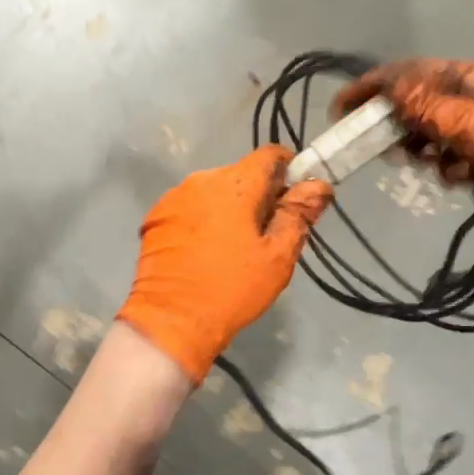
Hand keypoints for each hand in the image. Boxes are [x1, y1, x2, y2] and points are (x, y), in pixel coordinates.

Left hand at [115, 146, 333, 381]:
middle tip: (268, 233)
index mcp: (234, 183)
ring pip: (213, 191)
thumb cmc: (232, 288)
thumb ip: (298, 214)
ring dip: (228, 207)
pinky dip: (202, 219)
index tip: (295, 198)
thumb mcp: (277, 256)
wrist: (170, 319)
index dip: (288, 170)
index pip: (268, 155)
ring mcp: (173, 197)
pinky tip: (205, 250)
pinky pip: (189, 207)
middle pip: (240, 174)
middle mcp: (200, 179)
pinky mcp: (155, 216)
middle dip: (258, 195)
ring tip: (235, 246)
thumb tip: (318, 185)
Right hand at [333, 59, 473, 252]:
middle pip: (414, 100)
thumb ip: (426, 106)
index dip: (370, 87)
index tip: (340, 109)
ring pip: (428, 128)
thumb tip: (388, 87)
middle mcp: (471, 93)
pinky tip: (456, 178)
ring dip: (419, 147)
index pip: (407, 72)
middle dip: (395, 123)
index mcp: (469, 77)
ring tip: (424, 165)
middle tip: (382, 148)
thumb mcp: (471, 128)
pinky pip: (448, 151)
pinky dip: (444, 164)